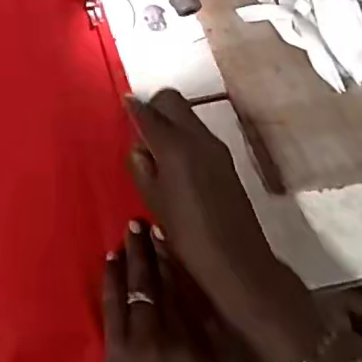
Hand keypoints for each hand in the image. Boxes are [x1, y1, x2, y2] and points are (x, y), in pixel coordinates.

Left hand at [95, 220, 256, 361]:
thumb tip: (242, 333)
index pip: (211, 302)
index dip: (199, 267)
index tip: (192, 238)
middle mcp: (186, 345)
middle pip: (175, 287)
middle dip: (165, 252)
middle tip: (156, 220)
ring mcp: (149, 345)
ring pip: (143, 287)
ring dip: (137, 255)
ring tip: (133, 226)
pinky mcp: (118, 352)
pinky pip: (115, 302)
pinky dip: (113, 276)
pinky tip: (111, 257)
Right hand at [124, 89, 323, 361]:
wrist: (237, 261)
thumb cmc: (187, 234)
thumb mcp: (152, 199)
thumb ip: (141, 164)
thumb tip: (140, 145)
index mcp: (174, 146)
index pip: (147, 113)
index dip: (132, 107)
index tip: (123, 105)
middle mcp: (197, 137)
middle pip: (171, 100)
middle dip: (153, 106)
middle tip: (140, 130)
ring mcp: (215, 146)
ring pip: (186, 114)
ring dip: (169, 120)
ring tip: (156, 149)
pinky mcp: (225, 158)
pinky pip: (197, 131)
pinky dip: (182, 134)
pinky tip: (175, 162)